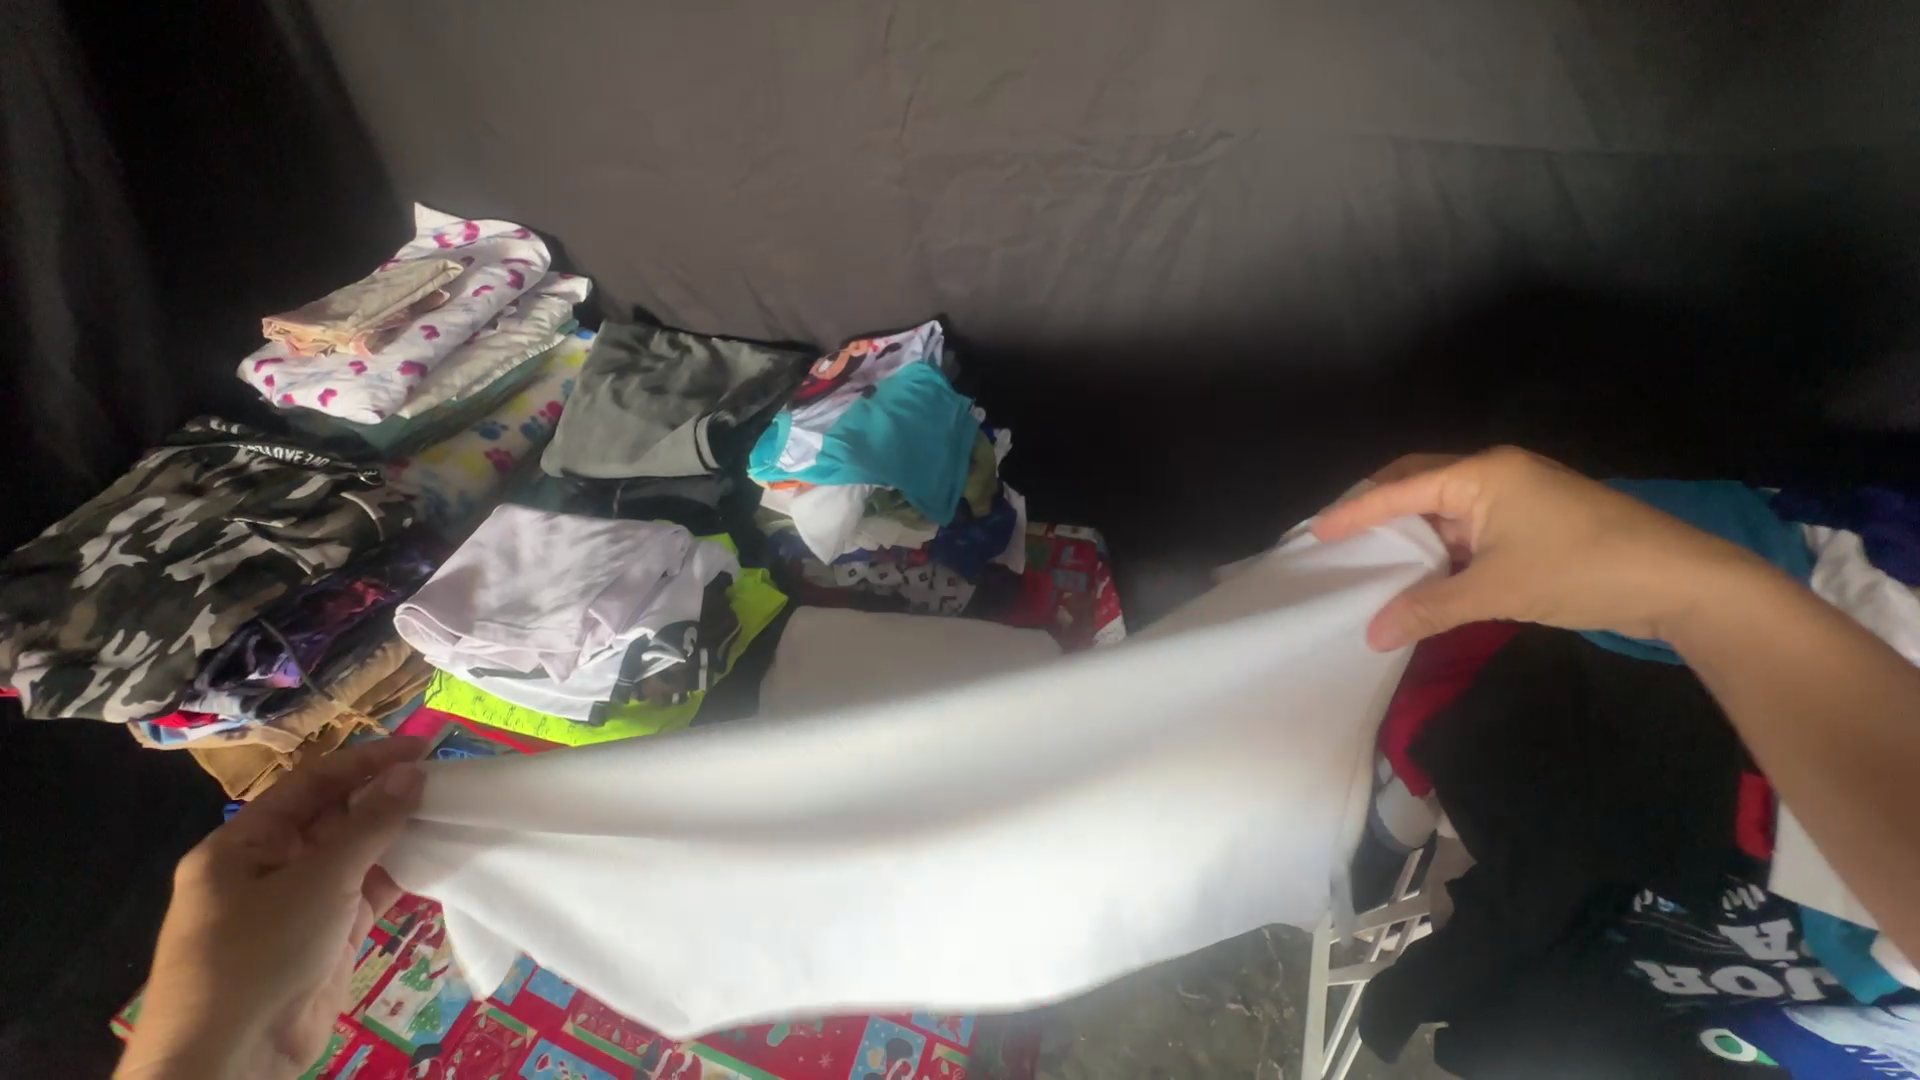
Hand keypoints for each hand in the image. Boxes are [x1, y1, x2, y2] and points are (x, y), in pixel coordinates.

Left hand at [115, 737, 428, 1079]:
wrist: (233, 1059)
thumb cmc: (260, 953)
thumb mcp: (319, 879)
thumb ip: (371, 822)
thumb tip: (412, 771)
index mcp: (243, 845)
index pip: (312, 784)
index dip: (367, 761)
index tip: (423, 747)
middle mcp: (269, 866)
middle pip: (336, 815)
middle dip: (388, 795)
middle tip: (446, 777)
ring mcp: (300, 900)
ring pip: (358, 850)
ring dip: (401, 832)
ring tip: (452, 810)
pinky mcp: (328, 930)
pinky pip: (371, 886)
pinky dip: (403, 870)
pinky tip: (440, 854)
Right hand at [1312, 447, 1773, 650]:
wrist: (1688, 584)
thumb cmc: (1584, 570)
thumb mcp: (1496, 591)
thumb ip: (1427, 608)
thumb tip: (1372, 634)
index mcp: (1482, 473)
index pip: (1399, 489)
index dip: (1354, 512)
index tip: (1317, 531)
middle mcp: (1496, 472)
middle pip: (1417, 481)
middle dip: (1378, 506)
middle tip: (1342, 534)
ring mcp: (1519, 493)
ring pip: (1444, 504)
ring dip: (1411, 527)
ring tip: (1374, 553)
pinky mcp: (1534, 518)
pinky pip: (1469, 522)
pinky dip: (1442, 542)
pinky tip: (1425, 567)